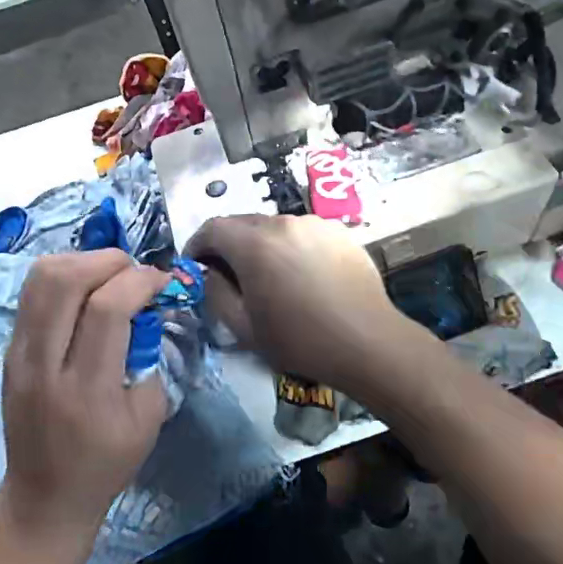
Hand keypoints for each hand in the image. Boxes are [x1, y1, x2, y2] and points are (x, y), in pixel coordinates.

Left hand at [1, 251, 170, 535]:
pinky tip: (87, 292)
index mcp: (86, 389)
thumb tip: (147, 312)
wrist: (45, 496)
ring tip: (111, 276)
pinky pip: (33, 294)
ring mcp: (19, 355)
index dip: (141, 280)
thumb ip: (149, 358)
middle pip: (64, 279)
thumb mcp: (149, 417)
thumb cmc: (107, 462)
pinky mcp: (9, 351)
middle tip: (135, 273)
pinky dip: (65, 278)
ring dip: (82, 262)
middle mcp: (44, 365)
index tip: (163, 282)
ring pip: (40, 278)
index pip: (108, 308)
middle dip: (109, 261)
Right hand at [185, 214, 421, 390]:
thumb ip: (216, 293)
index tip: (196, 266)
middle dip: (230, 245)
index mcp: (255, 243)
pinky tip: (303, 277)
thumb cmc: (300, 340)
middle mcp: (284, 222)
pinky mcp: (340, 233)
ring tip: (270, 278)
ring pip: (276, 228)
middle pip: (244, 224)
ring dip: (263, 246)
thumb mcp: (243, 327)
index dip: (198, 246)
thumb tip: (210, 273)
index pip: (213, 228)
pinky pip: (304, 235)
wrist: (366, 341)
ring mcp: (316, 224)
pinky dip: (292, 249)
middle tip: (230, 275)